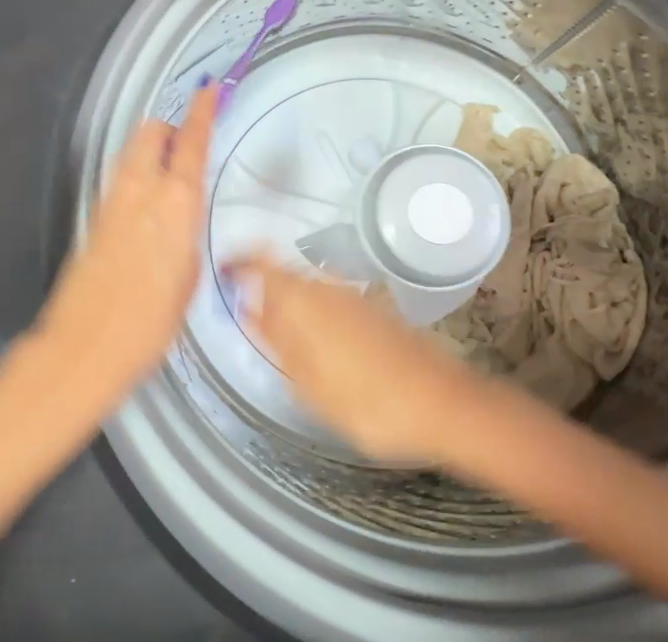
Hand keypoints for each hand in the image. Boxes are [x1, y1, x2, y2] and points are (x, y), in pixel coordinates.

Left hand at [31, 88, 217, 399]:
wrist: (89, 342)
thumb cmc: (153, 319)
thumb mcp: (190, 274)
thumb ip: (187, 230)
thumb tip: (184, 214)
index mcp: (176, 200)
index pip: (192, 140)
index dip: (202, 110)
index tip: (209, 90)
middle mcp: (141, 188)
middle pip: (151, 131)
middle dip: (169, 130)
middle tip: (186, 147)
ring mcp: (112, 199)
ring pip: (132, 154)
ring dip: (150, 153)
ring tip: (170, 179)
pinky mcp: (94, 216)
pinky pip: (120, 180)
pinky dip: (136, 178)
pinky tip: (148, 208)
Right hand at [230, 256, 481, 463]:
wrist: (444, 406)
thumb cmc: (367, 403)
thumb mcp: (307, 383)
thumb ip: (276, 339)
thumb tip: (248, 307)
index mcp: (304, 299)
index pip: (259, 260)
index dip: (238, 261)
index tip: (222, 271)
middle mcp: (328, 287)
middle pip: (283, 273)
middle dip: (263, 288)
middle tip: (248, 316)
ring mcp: (355, 297)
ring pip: (308, 289)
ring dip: (290, 303)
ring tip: (280, 339)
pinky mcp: (376, 311)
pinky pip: (331, 302)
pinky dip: (315, 315)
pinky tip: (318, 348)